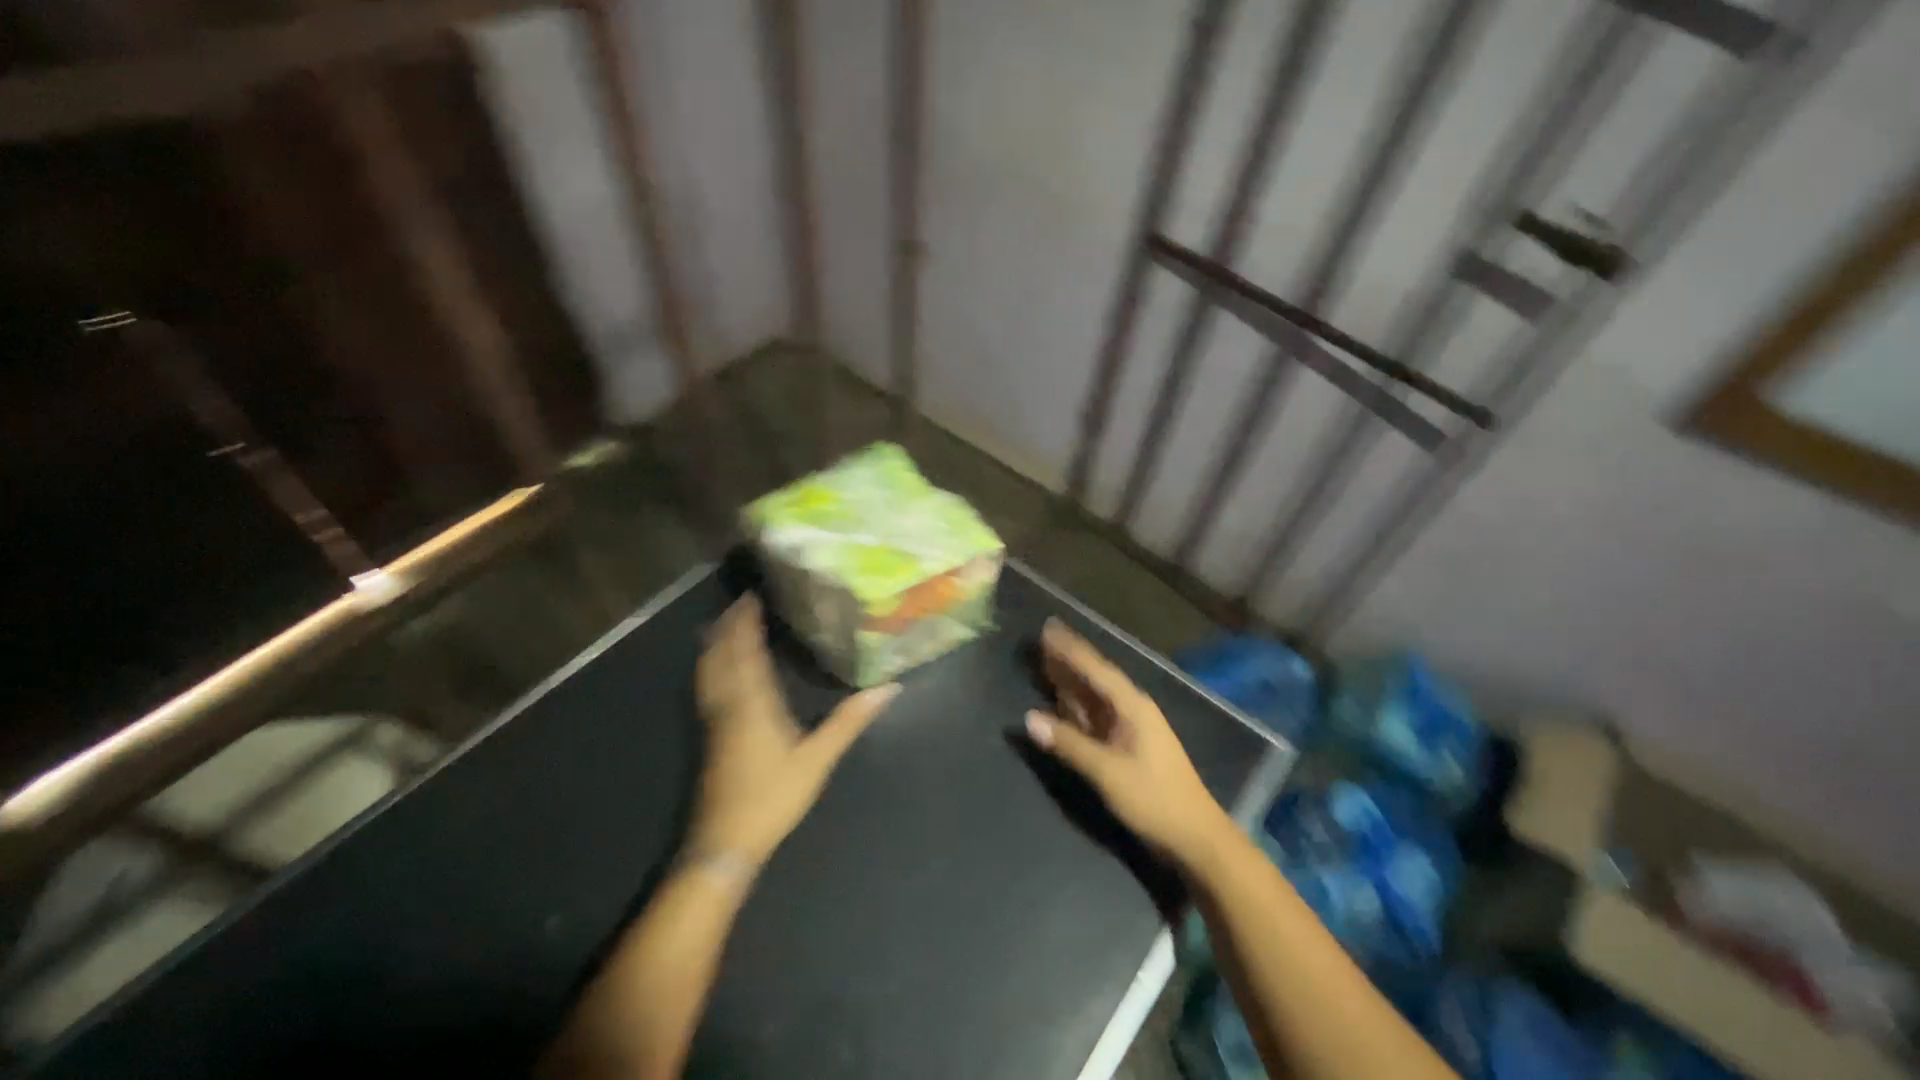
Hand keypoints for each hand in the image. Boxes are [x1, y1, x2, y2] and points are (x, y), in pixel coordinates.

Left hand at [691, 594, 900, 866]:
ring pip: (708, 669)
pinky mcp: (710, 735)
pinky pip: (707, 685)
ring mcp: (714, 720)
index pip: (746, 649)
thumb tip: (889, 688)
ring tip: (727, 623)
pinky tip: (720, 668)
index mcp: (752, 702)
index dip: (746, 621)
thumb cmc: (773, 797)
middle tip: (743, 601)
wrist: (725, 840)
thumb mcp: (818, 759)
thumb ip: (849, 721)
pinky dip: (712, 664)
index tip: (754, 595)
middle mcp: (728, 703)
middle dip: (729, 625)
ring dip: (716, 642)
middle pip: (721, 653)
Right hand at [1025, 619, 1229, 857]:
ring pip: (1093, 699)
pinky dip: (1074, 709)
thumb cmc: (1154, 799)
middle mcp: (1130, 711)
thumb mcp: (1108, 772)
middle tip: (1039, 639)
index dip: (1071, 650)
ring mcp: (1128, 731)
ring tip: (1044, 662)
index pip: (1095, 670)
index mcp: (1132, 708)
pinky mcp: (1124, 749)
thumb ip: (1069, 744)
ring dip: (1069, 682)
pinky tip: (1059, 703)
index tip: (1048, 628)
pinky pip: (1094, 719)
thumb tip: (1030, 719)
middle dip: (1067, 661)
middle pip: (1093, 680)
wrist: (1192, 837)